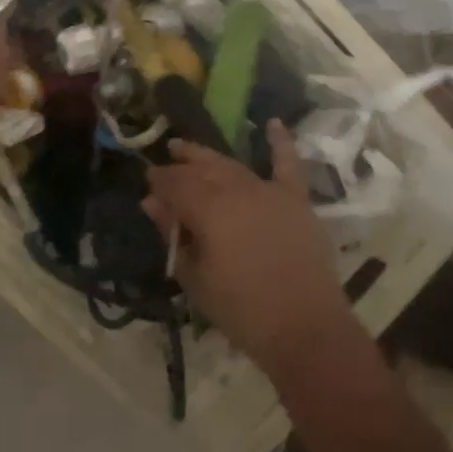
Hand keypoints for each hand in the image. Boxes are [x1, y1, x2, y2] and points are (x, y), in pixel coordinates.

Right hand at [144, 120, 358, 374]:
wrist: (305, 328)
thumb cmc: (241, 309)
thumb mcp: (194, 276)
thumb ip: (173, 235)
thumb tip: (152, 203)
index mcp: (208, 207)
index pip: (174, 183)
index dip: (159, 181)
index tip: (147, 183)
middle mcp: (237, 189)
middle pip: (201, 170)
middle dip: (180, 166)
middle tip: (166, 164)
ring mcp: (269, 192)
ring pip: (232, 166)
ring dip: (209, 156)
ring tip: (188, 150)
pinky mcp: (296, 201)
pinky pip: (288, 165)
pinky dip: (281, 142)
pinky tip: (274, 123)